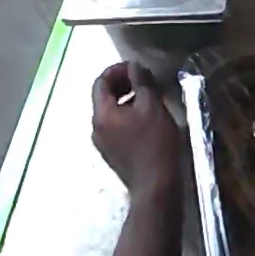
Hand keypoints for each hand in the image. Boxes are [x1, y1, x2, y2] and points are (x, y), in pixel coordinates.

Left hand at [91, 62, 183, 201]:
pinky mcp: (114, 155)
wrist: (157, 189)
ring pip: (111, 113)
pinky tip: (147, 119)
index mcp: (101, 114)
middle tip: (143, 80)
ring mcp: (104, 144)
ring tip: (148, 97)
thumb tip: (134, 66)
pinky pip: (116, 127)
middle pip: (104, 97)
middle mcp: (96, 128)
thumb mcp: (152, 106)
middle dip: (122, 84)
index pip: (101, 82)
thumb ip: (141, 81)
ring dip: (127, 100)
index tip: (136, 68)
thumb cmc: (154, 144)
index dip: (117, 70)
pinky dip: (128, 116)